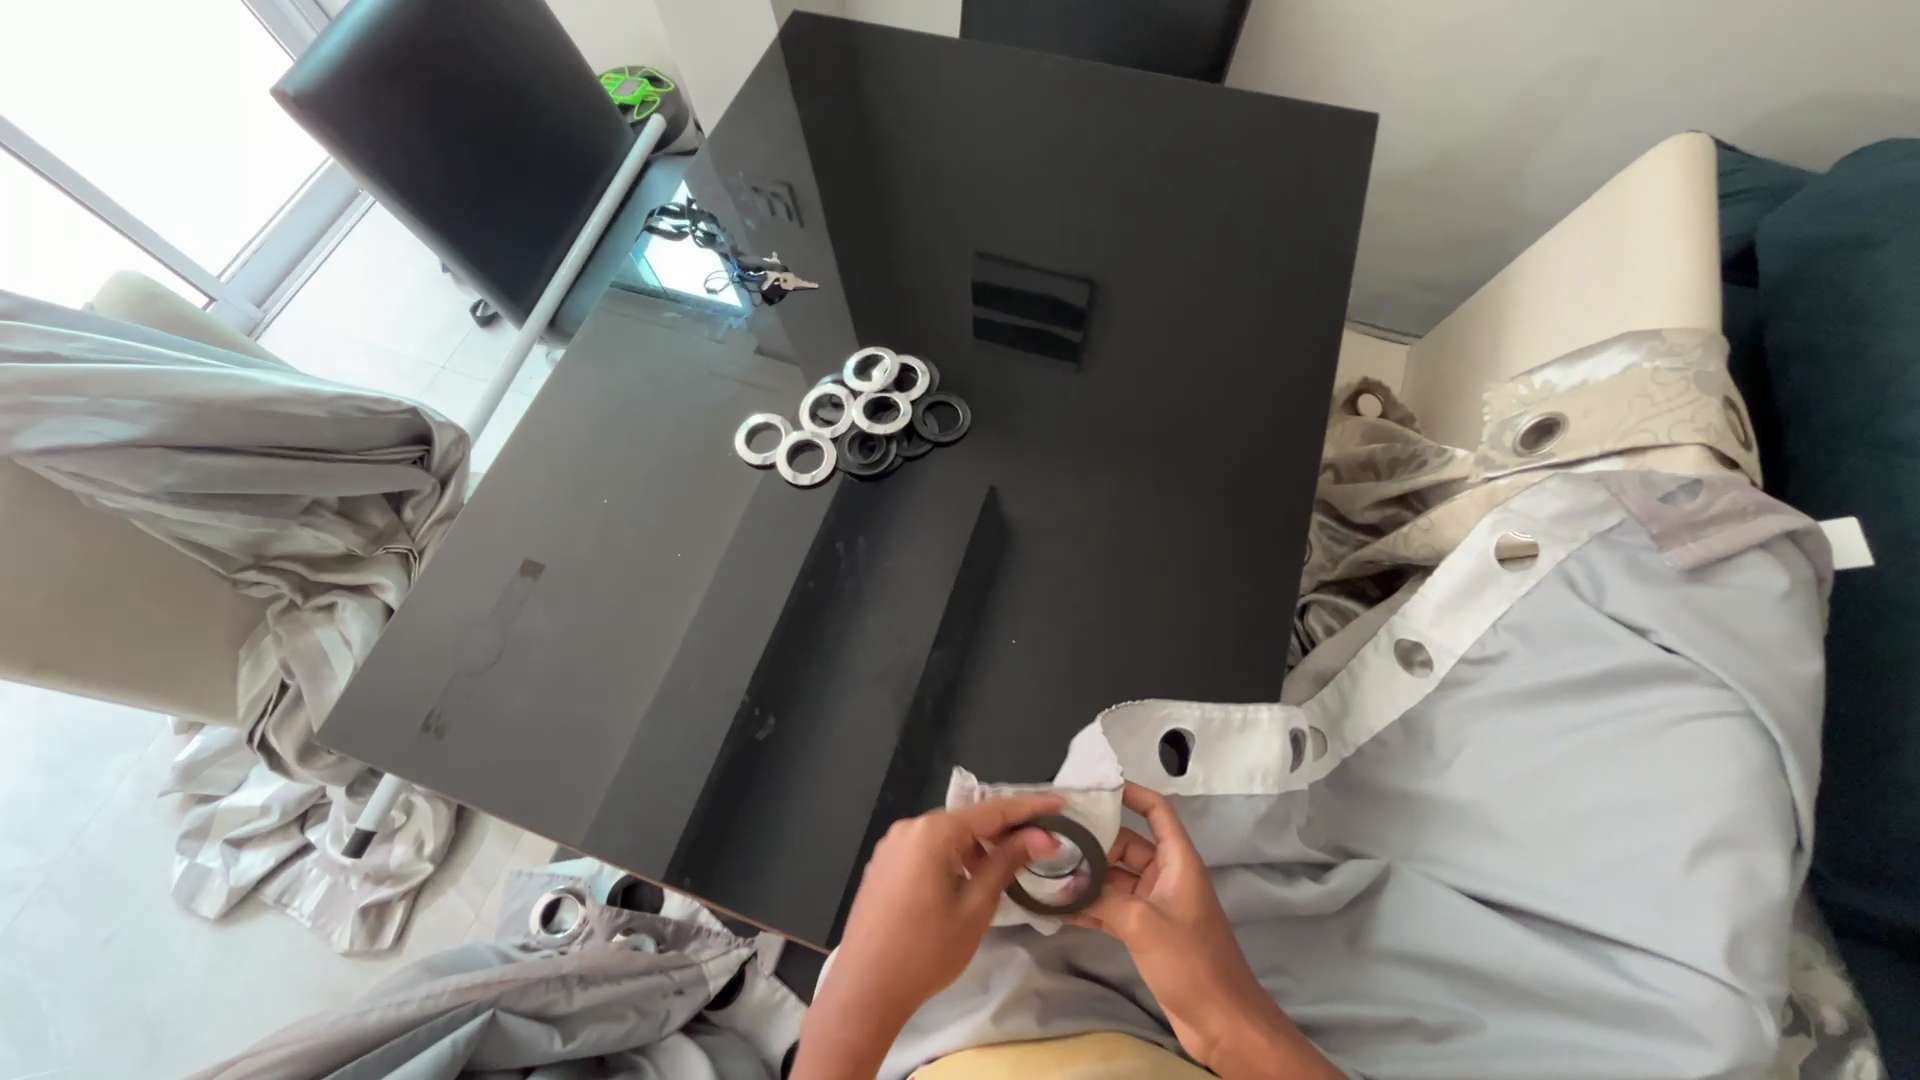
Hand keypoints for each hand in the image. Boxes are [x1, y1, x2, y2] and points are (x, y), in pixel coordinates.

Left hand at [794, 795, 1061, 1079]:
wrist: (865, 990)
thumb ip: (1007, 863)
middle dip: (1003, 830)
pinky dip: (951, 857)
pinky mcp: (882, 866)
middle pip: (967, 820)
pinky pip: (926, 850)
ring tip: (1004, 870)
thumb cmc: (926, 951)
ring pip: (946, 836)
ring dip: (976, 847)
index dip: (1029, 808)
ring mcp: (891, 846)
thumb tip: (1042, 837)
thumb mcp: (976, 907)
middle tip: (1039, 844)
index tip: (1060, 806)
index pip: (991, 810)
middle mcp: (909, 828)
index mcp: (932, 832)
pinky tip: (967, 881)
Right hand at [1071, 782, 1341, 1078]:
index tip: (1096, 786)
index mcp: (1177, 861)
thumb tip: (1064, 885)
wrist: (1222, 1023)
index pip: (1157, 811)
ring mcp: (1154, 904)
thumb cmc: (1191, 962)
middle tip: (1052, 835)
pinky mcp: (1145, 930)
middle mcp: (1166, 876)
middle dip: (1092, 841)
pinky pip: (1111, 907)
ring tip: (1045, 869)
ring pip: (1114, 878)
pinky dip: (1089, 906)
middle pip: (1125, 844)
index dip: (1131, 793)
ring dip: (1085, 877)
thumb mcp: (1142, 924)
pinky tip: (1056, 907)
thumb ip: (1102, 898)